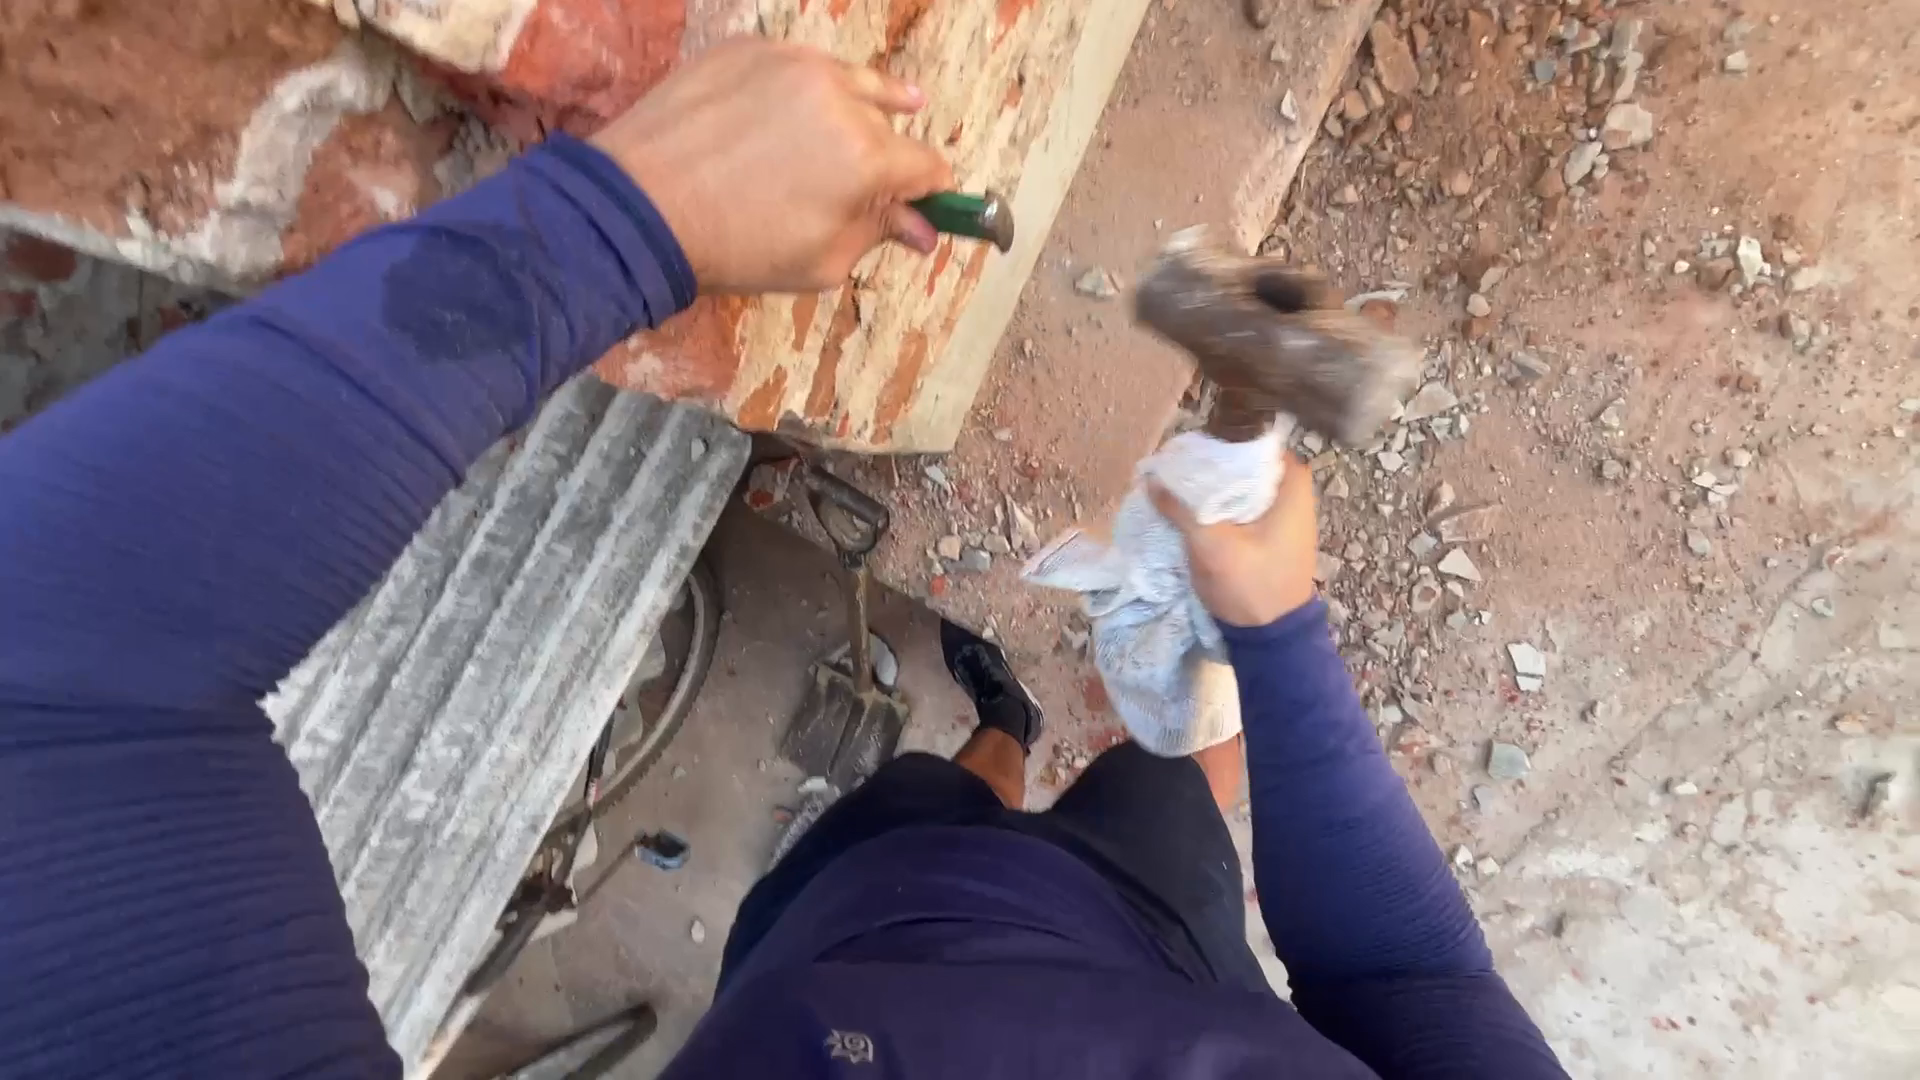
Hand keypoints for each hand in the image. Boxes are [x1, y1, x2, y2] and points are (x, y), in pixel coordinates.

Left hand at [589, 39, 954, 293]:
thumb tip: (923, 229)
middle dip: (893, 156)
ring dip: (873, 105)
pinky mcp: (751, 48)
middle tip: (879, 183)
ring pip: (854, 81)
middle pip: (892, 123)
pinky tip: (804, 110)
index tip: (931, 204)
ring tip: (898, 106)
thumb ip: (879, 234)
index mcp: (866, 156)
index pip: (928, 166)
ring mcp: (793, 62)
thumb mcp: (825, 261)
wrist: (645, 207)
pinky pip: (802, 67)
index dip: (936, 191)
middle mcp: (841, 96)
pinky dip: (814, 88)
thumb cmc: (742, 248)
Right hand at [1149, 451, 1318, 628]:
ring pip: (1242, 488)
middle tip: (1176, 469)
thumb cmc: (1249, 584)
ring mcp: (1286, 516)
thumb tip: (1151, 479)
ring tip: (1179, 488)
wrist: (1272, 637)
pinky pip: (1243, 508)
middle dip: (1211, 467)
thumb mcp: (1210, 544)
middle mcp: (1295, 493)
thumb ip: (1180, 508)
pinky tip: (1194, 512)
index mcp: (1292, 485)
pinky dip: (1221, 508)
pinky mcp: (1273, 535)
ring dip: (1213, 490)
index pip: (1253, 443)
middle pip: (1245, 464)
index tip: (1188, 451)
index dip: (1219, 444)